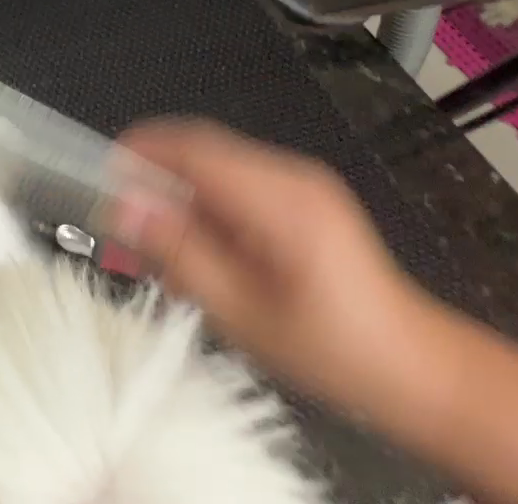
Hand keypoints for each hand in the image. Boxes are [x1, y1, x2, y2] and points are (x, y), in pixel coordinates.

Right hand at [118, 120, 437, 413]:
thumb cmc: (333, 350)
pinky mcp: (296, 195)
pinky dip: (197, 206)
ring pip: (206, 164)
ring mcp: (296, 182)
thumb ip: (177, 251)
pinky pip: (227, 181)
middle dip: (148, 181)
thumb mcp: (241, 311)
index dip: (135, 154)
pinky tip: (195, 252)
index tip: (98, 184)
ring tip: (159, 253)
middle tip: (122, 230)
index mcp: (279, 198)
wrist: (419, 372)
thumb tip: (122, 206)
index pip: (188, 146)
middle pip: (193, 150)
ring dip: (171, 198)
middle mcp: (289, 175)